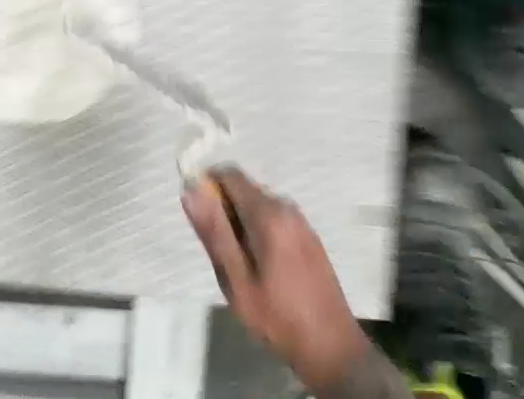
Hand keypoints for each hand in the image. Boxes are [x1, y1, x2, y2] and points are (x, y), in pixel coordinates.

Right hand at [182, 167, 371, 391]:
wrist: (332, 349)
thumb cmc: (278, 317)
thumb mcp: (236, 280)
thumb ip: (213, 232)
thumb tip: (190, 189)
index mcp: (268, 214)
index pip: (228, 174)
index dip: (207, 185)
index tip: (200, 217)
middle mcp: (287, 208)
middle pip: (242, 189)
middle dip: (224, 211)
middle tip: (221, 254)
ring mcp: (301, 222)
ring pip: (257, 205)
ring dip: (240, 223)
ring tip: (241, 266)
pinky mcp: (309, 236)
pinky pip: (273, 218)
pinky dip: (258, 231)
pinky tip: (263, 268)